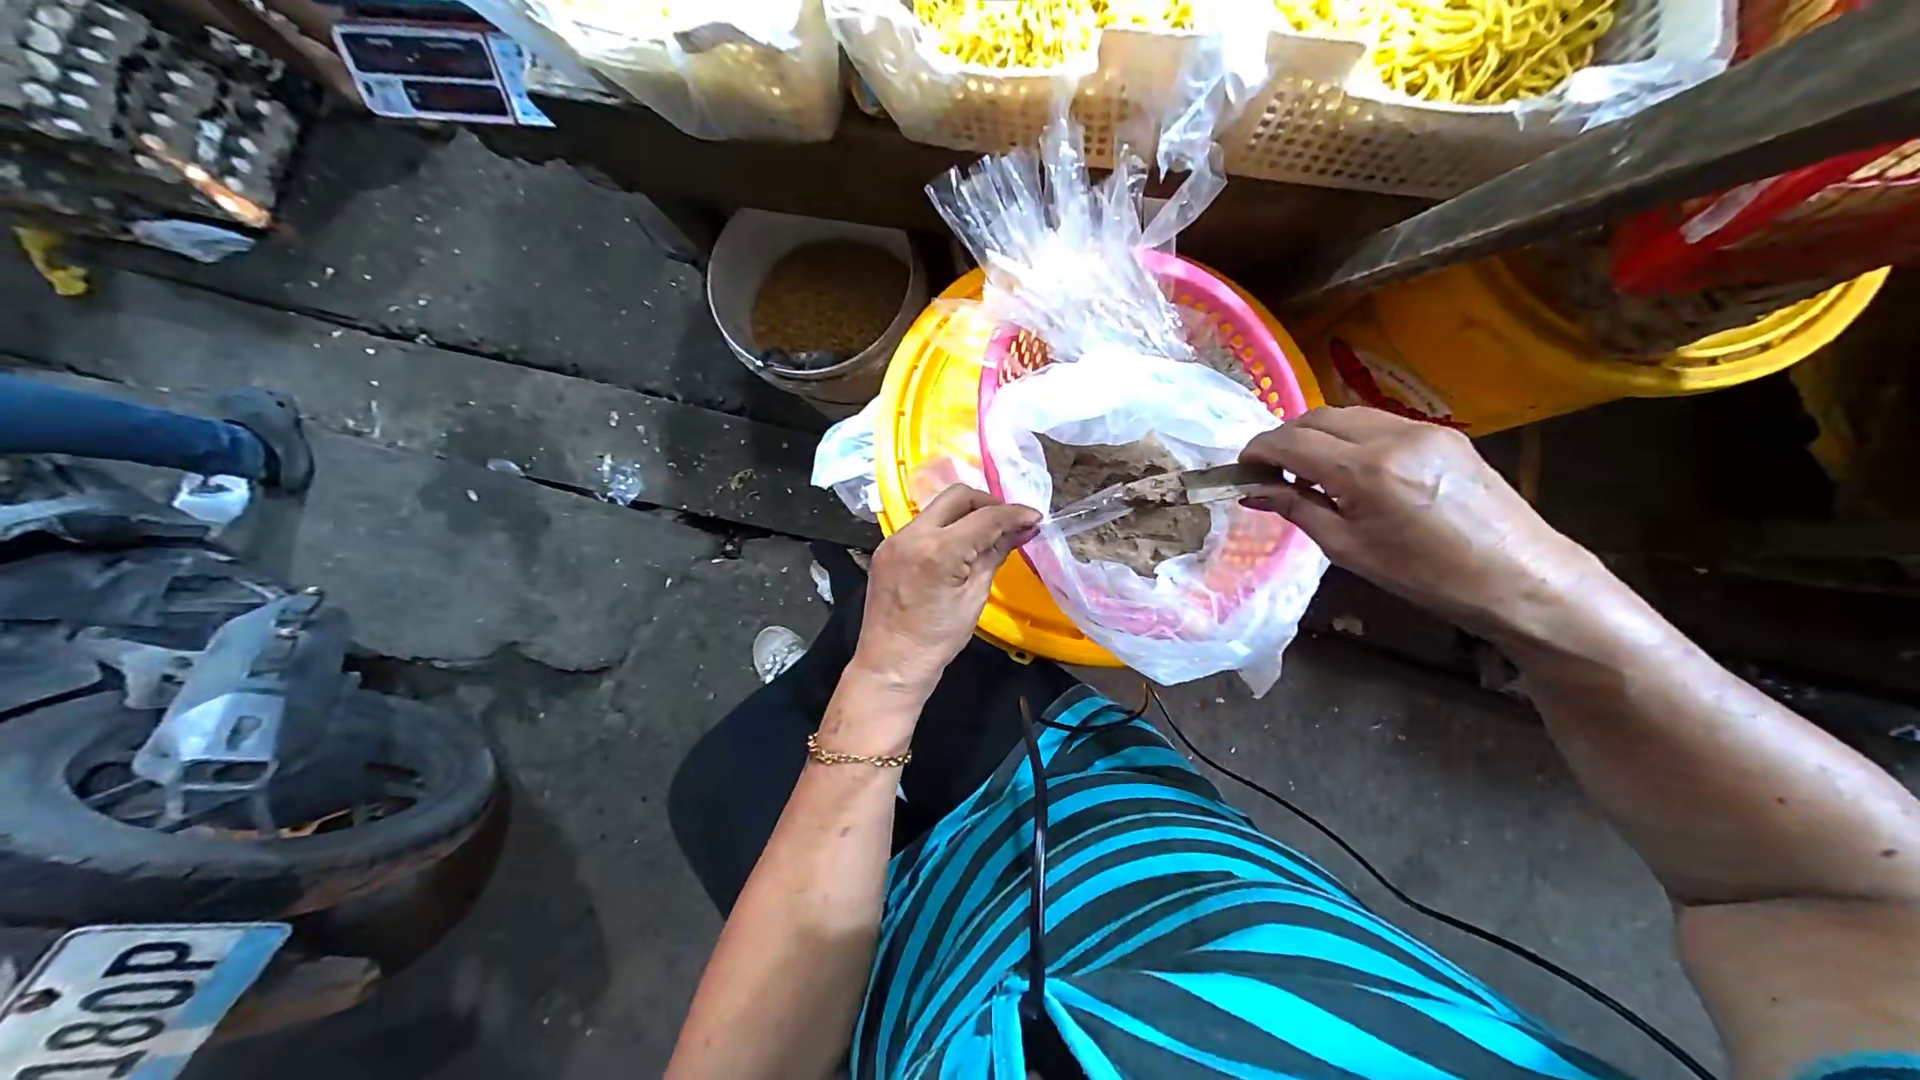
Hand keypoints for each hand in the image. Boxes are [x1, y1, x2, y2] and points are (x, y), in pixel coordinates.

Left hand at [852, 485, 1038, 698]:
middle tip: (1009, 522)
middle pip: (958, 496)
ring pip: (938, 508)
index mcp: (939, 550)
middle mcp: (913, 535)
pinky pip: (922, 525)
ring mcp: (895, 539)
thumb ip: (995, 555)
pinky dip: (945, 527)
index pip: (985, 517)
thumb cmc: (938, 640)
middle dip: (988, 503)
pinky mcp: (887, 548)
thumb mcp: (975, 597)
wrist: (890, 663)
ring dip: (966, 514)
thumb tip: (1021, 530)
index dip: (1014, 514)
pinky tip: (959, 546)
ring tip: (987, 534)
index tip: (1035, 518)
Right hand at [1239, 407, 1597, 640]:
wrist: (1519, 577)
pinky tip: (1346, 467)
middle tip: (1269, 471)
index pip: (1292, 442)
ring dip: (1314, 434)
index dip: (1259, 451)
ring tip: (1305, 471)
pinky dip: (1347, 436)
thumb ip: (1297, 509)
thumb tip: (1254, 491)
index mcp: (1365, 471)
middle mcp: (1392, 437)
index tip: (1242, 468)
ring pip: (1345, 414)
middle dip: (1283, 439)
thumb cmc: (1425, 575)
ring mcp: (1421, 430)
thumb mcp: (1347, 549)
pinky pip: (1376, 422)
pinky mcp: (1441, 433)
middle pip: (1315, 418)